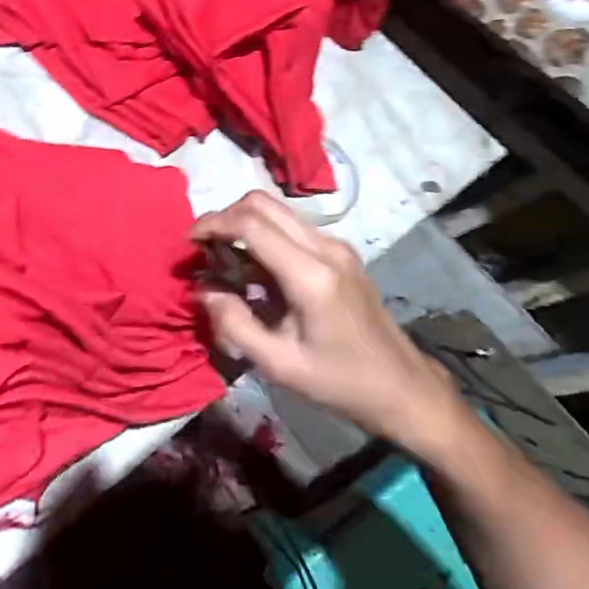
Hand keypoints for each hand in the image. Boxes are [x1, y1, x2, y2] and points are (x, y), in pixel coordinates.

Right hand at [192, 192, 466, 444]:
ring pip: (279, 212)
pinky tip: (256, 272)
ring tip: (224, 263)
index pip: (251, 223)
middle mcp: (326, 247)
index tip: (188, 243)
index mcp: (310, 274)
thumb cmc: (338, 382)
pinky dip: (266, 236)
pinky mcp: (342, 253)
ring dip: (246, 226)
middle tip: (203, 251)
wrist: (400, 385)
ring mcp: (338, 246)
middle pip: (264, 203)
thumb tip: (202, 289)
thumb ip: (234, 323)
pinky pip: (294, 228)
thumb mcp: (278, 364)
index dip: (213, 224)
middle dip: (226, 218)